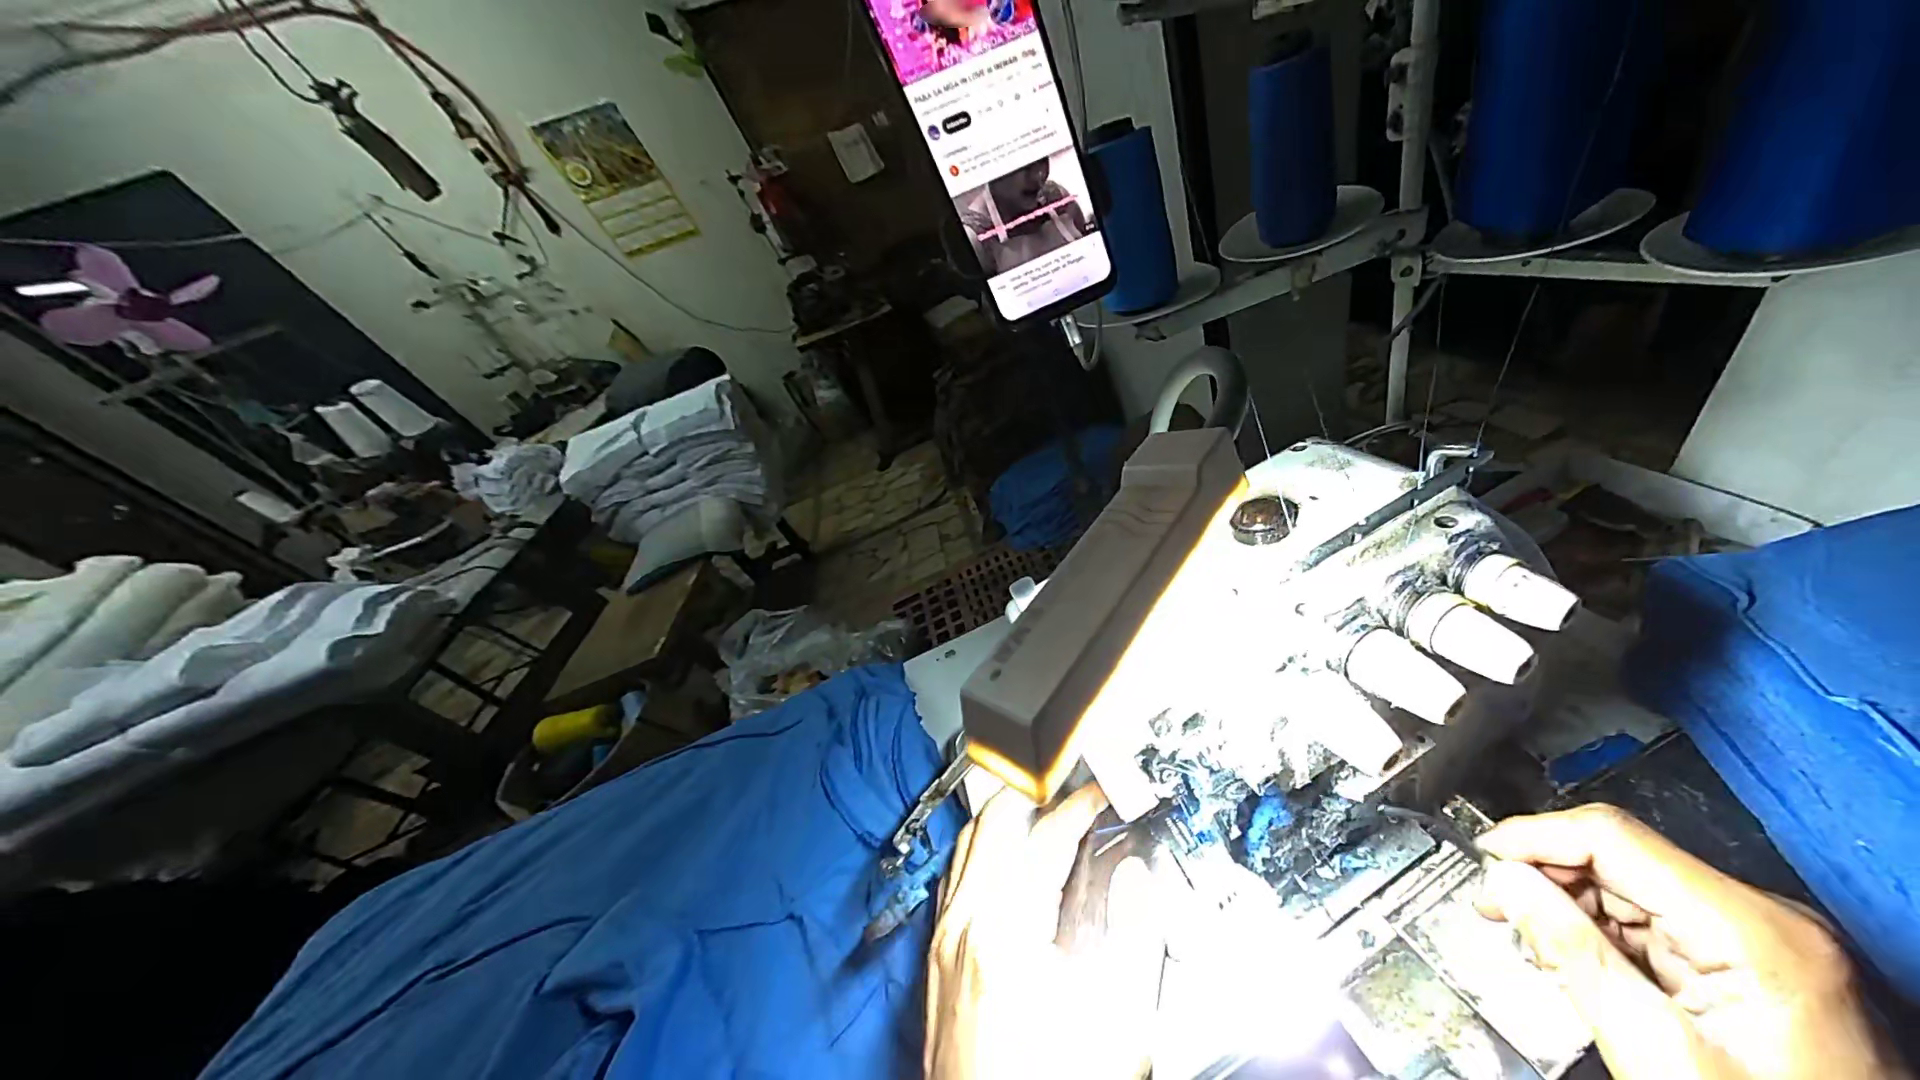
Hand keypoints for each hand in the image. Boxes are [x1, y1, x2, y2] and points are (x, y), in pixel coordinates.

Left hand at [926, 784, 1164, 1079]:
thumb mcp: (1117, 1017)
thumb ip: (1132, 931)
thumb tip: (1135, 874)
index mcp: (1003, 930)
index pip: (1041, 834)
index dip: (1076, 802)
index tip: (1100, 790)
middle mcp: (961, 923)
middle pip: (993, 822)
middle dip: (1038, 798)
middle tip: (1077, 799)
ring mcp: (942, 939)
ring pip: (970, 844)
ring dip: (1009, 820)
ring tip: (1050, 821)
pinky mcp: (937, 957)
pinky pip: (958, 876)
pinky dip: (987, 852)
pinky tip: (1014, 865)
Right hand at [1475, 804, 1905, 1079]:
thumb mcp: (1657, 1050)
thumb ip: (1572, 954)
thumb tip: (1504, 879)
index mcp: (1755, 931)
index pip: (1612, 836)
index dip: (1534, 836)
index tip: (1482, 855)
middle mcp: (1764, 920)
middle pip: (1617, 857)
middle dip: (1545, 874)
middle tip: (1495, 902)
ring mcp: (1759, 939)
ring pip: (1624, 884)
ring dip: (1565, 902)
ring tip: (1529, 935)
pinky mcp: (1746, 960)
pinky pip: (1646, 918)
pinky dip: (1596, 928)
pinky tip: (1574, 953)